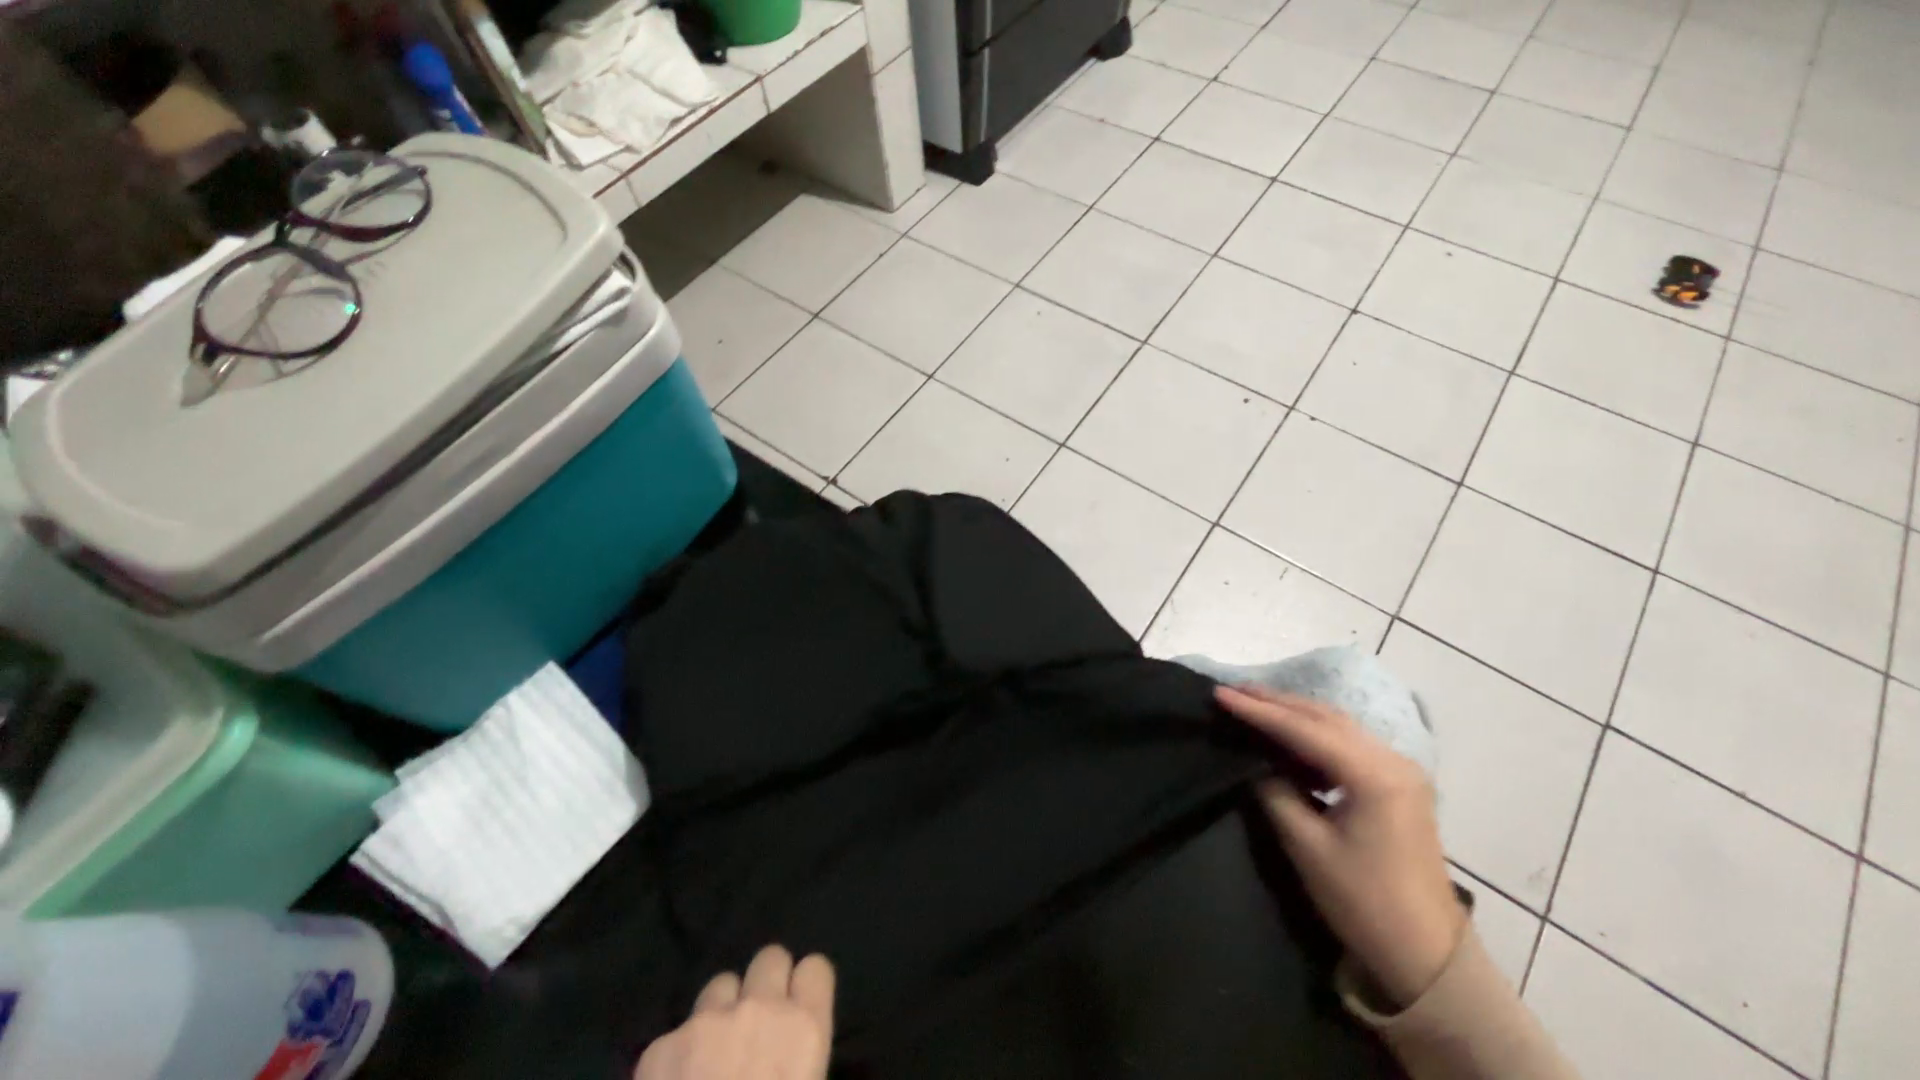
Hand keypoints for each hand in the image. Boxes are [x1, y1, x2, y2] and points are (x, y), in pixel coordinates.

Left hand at [635, 945, 835, 1079]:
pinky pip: (677, 1031)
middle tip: (761, 1023)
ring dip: (723, 1009)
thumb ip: (801, 1067)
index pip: (816, 968)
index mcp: (803, 1029)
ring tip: (716, 1050)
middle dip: (767, 984)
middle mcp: (758, 1009)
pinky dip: (681, 1053)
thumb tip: (789, 1067)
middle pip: (769, 958)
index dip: (807, 987)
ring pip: (720, 985)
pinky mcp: (659, 1046)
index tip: (801, 1008)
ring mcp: (704, 1022)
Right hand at [1217, 686, 1464, 1008]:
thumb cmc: (1364, 901)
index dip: (1259, 711)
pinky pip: (1351, 744)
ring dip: (1296, 713)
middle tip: (1231, 691)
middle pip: (1326, 718)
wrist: (1425, 951)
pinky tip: (1290, 735)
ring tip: (1253, 704)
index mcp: (1374, 774)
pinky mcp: (1399, 786)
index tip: (1219, 694)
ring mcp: (1401, 771)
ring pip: (1340, 726)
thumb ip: (1277, 795)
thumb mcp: (1308, 848)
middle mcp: (1393, 760)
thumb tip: (1255, 765)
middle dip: (1277, 702)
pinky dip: (1316, 733)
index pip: (1305, 729)